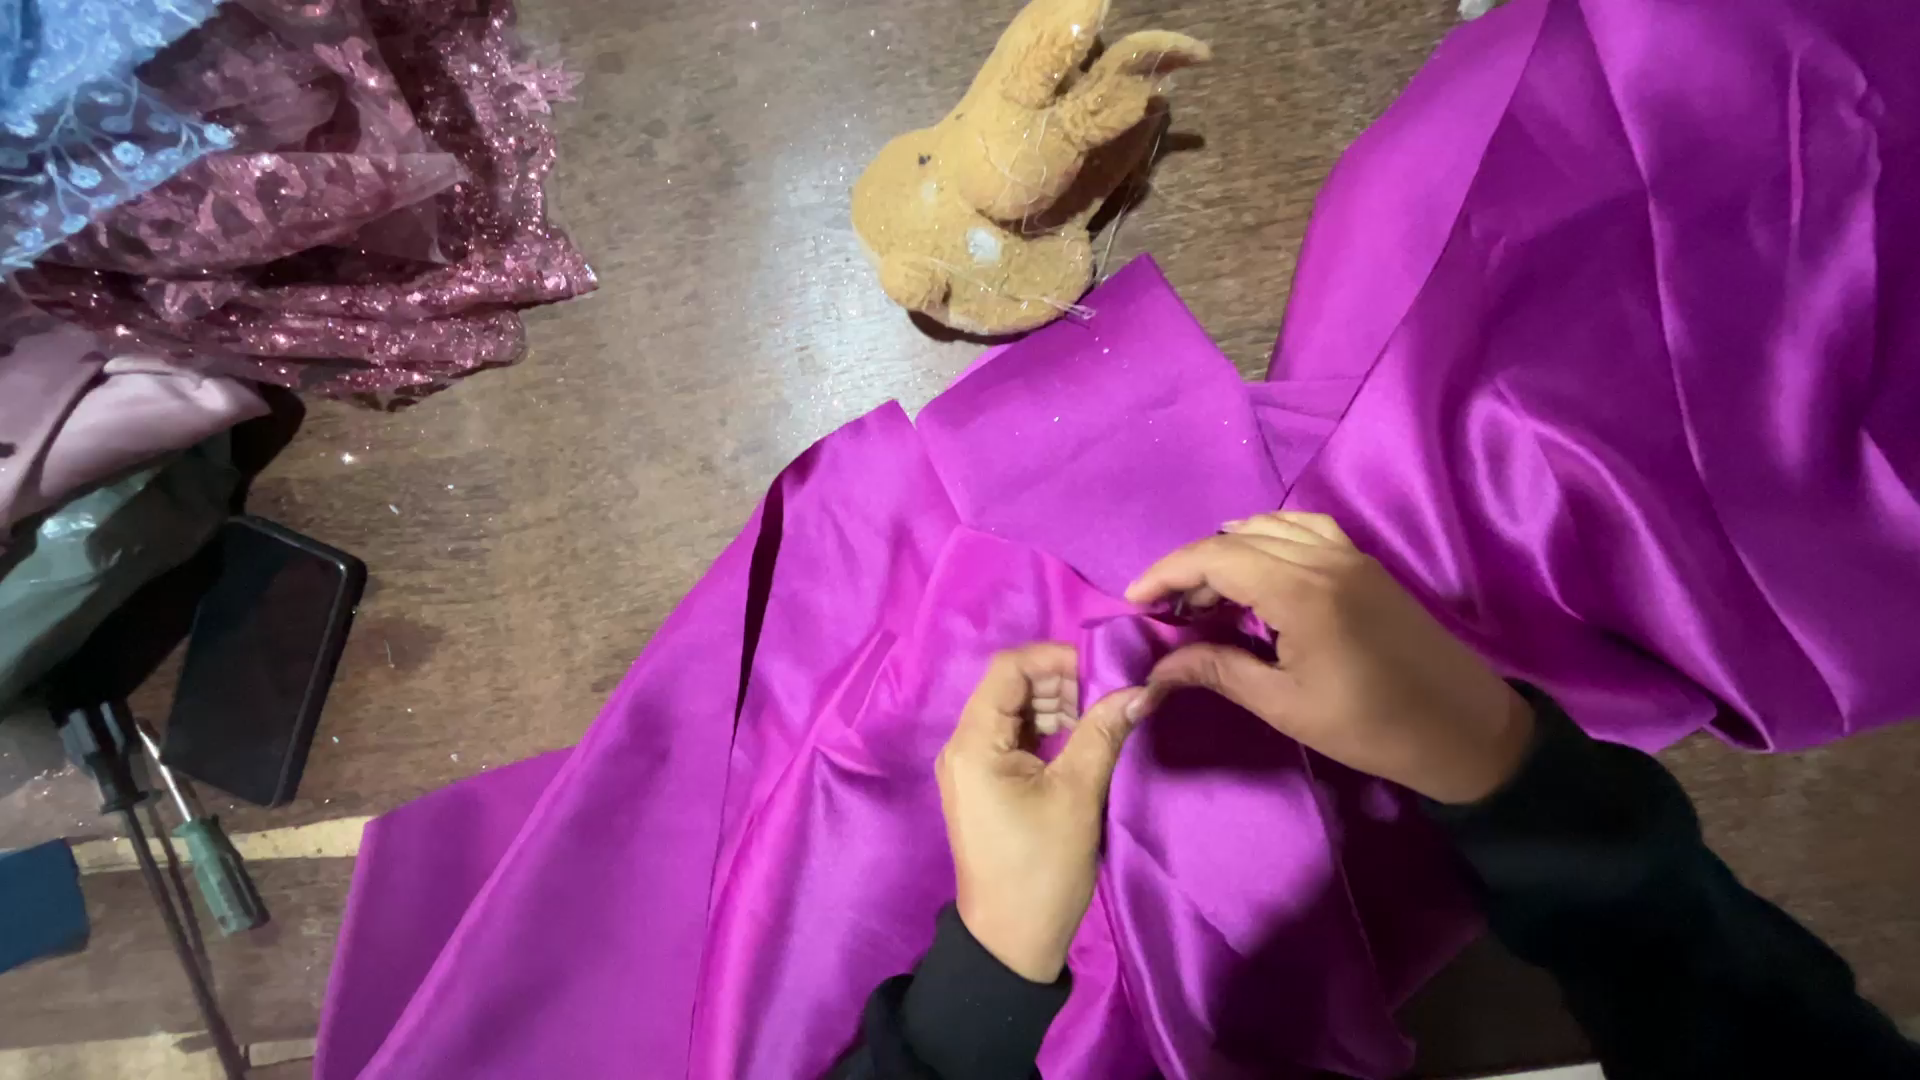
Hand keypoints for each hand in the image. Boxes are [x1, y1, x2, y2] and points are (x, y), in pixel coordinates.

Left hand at [938, 645, 1146, 982]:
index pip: (1008, 670)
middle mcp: (964, 745)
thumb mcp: (1077, 795)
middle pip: (1010, 687)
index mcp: (974, 742)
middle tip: (1108, 691)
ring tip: (1100, 714)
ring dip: (1056, 703)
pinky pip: (1014, 737)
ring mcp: (971, 765)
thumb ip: (1103, 733)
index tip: (1100, 666)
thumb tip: (1141, 689)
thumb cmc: (1041, 868)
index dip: (1053, 658)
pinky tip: (1080, 734)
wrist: (1012, 942)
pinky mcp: (985, 782)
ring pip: (1014, 710)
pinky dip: (1047, 728)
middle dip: (1059, 680)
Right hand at [1125, 512, 1533, 804]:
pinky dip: (1264, 539)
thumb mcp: (1284, 705)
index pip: (1213, 557)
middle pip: (1232, 539)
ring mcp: (1347, 553)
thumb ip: (1217, 671)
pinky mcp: (1362, 561)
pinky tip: (1256, 569)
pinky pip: (1301, 528)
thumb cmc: (1371, 726)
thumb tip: (1156, 668)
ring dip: (1225, 552)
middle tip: (1166, 611)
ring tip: (1206, 596)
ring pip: (1264, 527)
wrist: (1467, 731)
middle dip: (1189, 568)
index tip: (1135, 600)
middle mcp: (1322, 556)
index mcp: (1300, 591)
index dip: (1166, 573)